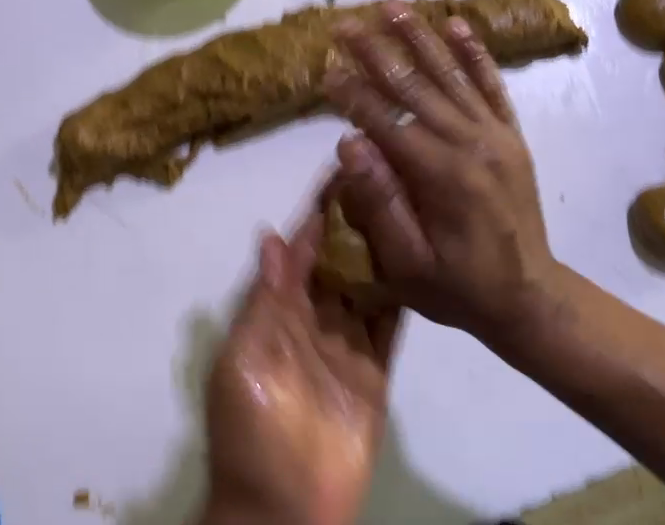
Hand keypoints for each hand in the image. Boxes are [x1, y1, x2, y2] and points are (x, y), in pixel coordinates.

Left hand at [201, 209, 402, 524]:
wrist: (283, 511)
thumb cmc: (252, 432)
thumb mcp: (244, 360)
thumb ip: (264, 299)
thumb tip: (272, 234)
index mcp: (272, 315)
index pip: (299, 254)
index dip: (317, 216)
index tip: (339, 173)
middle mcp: (310, 323)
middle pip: (335, 263)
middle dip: (353, 224)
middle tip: (384, 179)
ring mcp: (344, 347)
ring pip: (365, 287)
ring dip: (380, 252)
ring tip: (407, 208)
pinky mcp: (374, 374)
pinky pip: (388, 327)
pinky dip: (400, 297)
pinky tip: (420, 264)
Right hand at [322, 2, 559, 343]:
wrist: (530, 298)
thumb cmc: (458, 288)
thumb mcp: (408, 263)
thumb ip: (379, 202)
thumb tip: (347, 144)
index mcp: (440, 175)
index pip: (385, 121)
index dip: (351, 93)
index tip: (324, 68)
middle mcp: (469, 143)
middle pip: (414, 86)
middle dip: (376, 52)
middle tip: (344, 23)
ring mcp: (495, 135)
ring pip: (451, 74)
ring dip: (419, 37)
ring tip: (392, 5)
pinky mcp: (511, 135)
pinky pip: (492, 86)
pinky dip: (475, 53)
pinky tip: (456, 24)